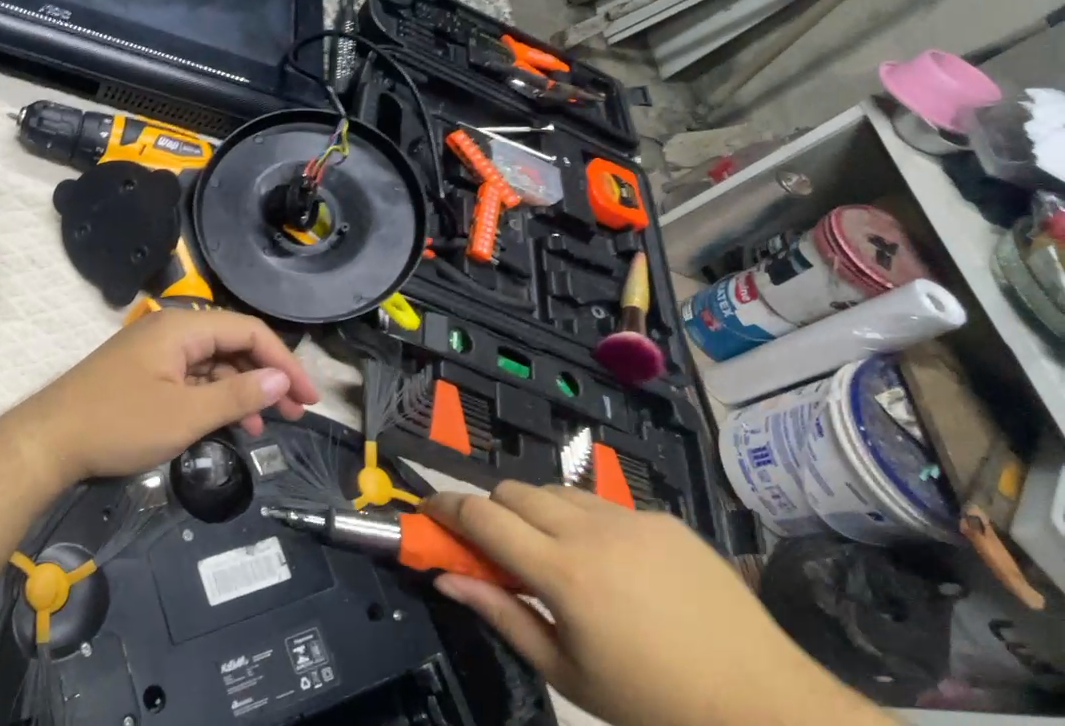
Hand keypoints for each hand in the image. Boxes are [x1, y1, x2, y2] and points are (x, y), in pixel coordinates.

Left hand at [6, 310, 320, 482]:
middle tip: (293, 415)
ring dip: (241, 392)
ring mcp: (154, 352)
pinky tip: (227, 425)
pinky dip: (214, 398)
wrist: (50, 439)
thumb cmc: (120, 423)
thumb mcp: (186, 415)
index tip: (308, 398)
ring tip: (263, 428)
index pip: (248, 331)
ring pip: (212, 363)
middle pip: (232, 345)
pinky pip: (191, 377)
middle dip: (265, 378)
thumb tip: (280, 379)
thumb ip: (237, 396)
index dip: (284, 363)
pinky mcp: (143, 373)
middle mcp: (170, 330)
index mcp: (182, 327)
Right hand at [425, 483, 886, 725]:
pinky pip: (604, 504)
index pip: (481, 515)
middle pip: (513, 490)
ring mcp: (633, 519)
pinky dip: (585, 521)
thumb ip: (500, 615)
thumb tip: (445, 576)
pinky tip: (610, 564)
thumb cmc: (653, 702)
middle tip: (497, 550)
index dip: (445, 507)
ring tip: (554, 556)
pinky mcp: (666, 519)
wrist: (766, 705)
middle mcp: (592, 531)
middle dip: (491, 510)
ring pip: (557, 490)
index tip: (427, 512)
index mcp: (563, 573)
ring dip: (536, 512)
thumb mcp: (566, 672)